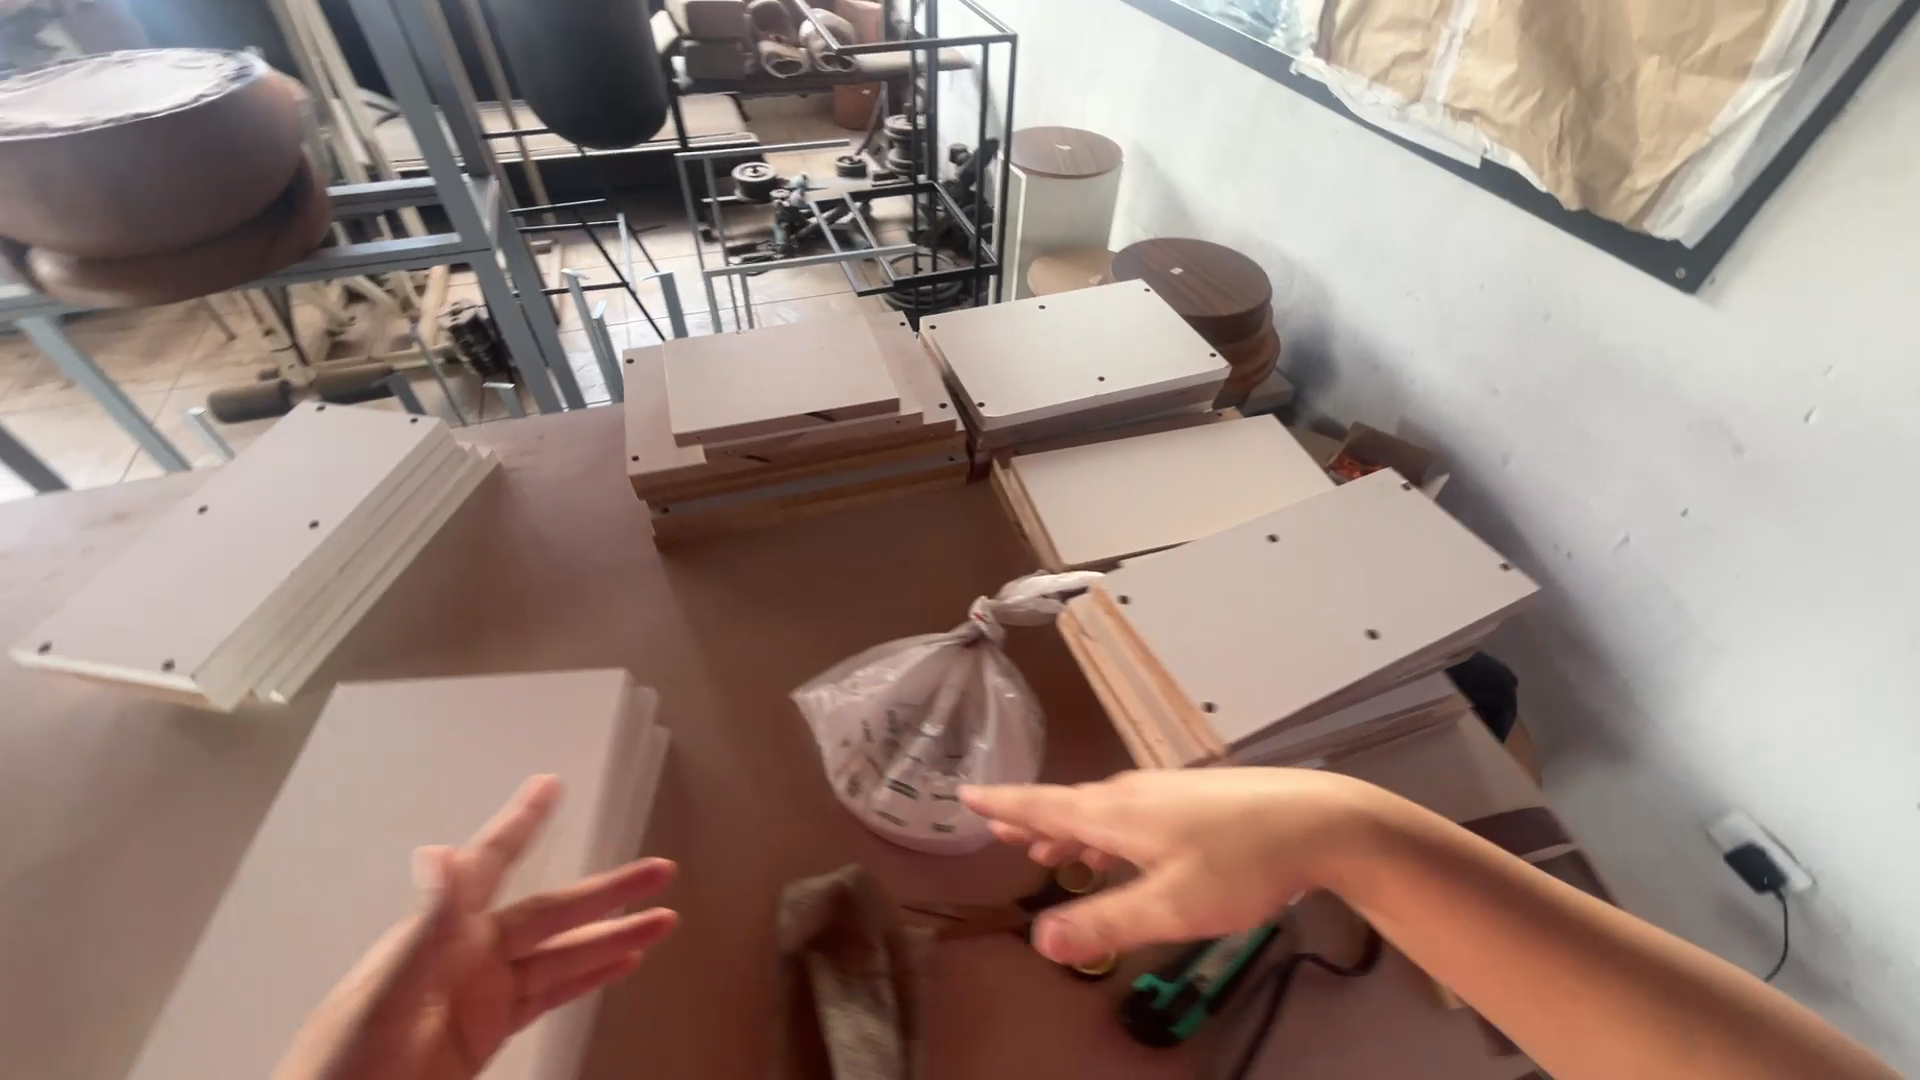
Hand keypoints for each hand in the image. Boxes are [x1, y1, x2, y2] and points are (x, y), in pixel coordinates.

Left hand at [273, 775, 678, 1079]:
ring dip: (613, 937)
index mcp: (440, 937)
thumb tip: (442, 852)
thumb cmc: (342, 1072)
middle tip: (660, 871)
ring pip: (562, 954)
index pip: (490, 865)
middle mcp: (467, 955)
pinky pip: (551, 995)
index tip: (551, 785)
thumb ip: (425, 931)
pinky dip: (589, 978)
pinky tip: (623, 964)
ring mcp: (481, 996)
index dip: (522, 824)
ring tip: (664, 921)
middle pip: (551, 913)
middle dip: (607, 891)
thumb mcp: (380, 1003)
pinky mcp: (488, 1034)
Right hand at [959, 769, 1382, 966]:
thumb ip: (1105, 923)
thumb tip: (1039, 940)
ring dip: (1066, 829)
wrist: (1313, 820)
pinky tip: (1113, 850)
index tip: (967, 792)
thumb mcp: (1171, 906)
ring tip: (1044, 847)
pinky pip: (1124, 816)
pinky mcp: (1185, 801)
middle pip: (1066, 807)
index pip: (1042, 806)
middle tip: (997, 829)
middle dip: (1029, 820)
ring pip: (1097, 813)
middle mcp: (1128, 795)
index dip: (1002, 803)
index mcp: (1113, 814)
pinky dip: (1101, 833)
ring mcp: (1159, 794)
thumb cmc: (1237, 863)